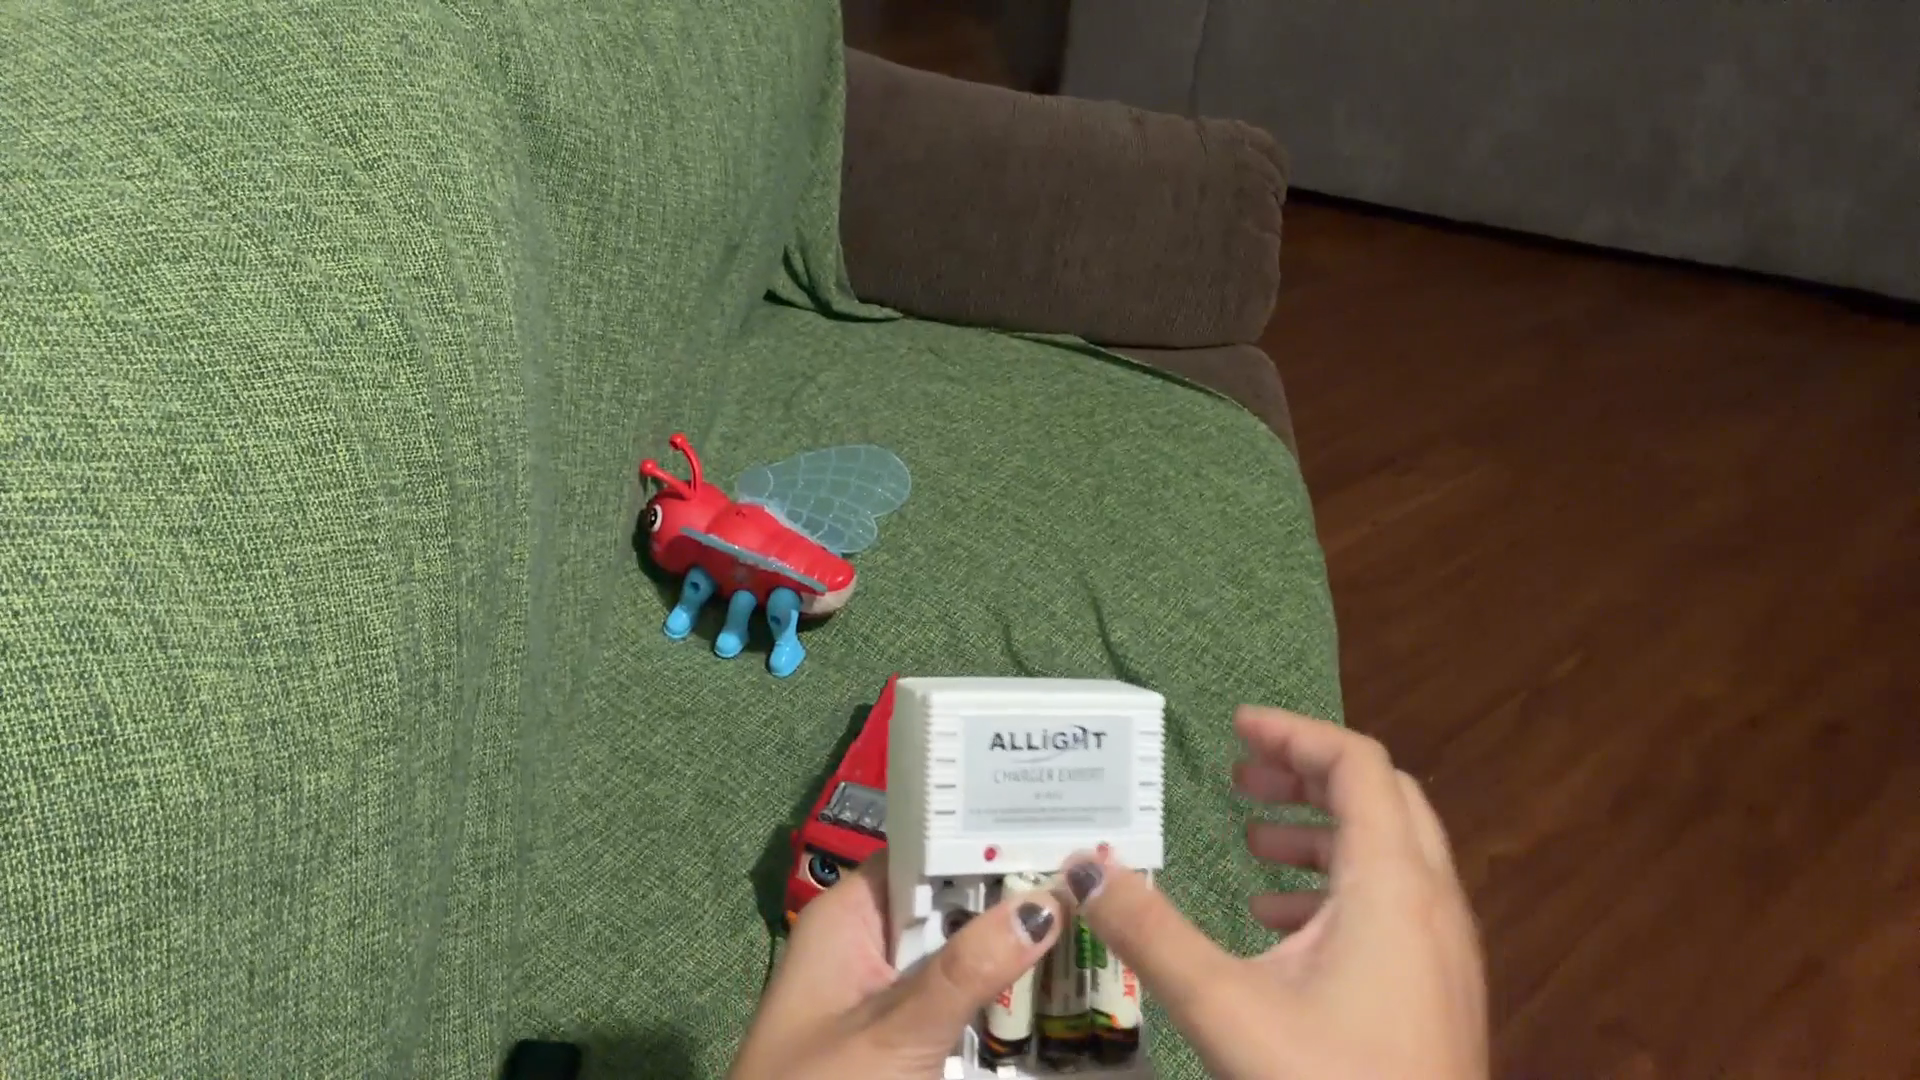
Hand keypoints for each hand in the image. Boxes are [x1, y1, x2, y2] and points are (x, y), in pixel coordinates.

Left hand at [727, 850, 1069, 1079]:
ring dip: (1009, 947)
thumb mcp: (896, 1032)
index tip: (1050, 829)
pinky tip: (1047, 983)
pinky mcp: (902, 1033)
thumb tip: (1049, 899)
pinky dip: (995, 992)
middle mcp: (869, 939)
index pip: (923, 852)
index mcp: (850, 913)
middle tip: (1084, 879)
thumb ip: (969, 968)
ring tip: (1082, 918)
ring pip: (959, 950)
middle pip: (948, 900)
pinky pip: (957, 995)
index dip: (982, 839)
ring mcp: (886, 989)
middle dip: (1008, 896)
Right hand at [1064, 706, 1487, 1079]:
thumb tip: (1081, 865)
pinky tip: (1275, 919)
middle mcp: (1431, 903)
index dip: (1294, 732)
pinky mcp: (1436, 987)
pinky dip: (1333, 883)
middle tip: (1240, 780)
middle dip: (1305, 773)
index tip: (1235, 727)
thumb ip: (1148, 930)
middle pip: (1378, 795)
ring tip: (1250, 841)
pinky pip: (1389, 901)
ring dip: (1318, 828)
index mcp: (1392, 885)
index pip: (1356, 764)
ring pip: (1387, 848)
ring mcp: (1443, 948)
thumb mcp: (1225, 1007)